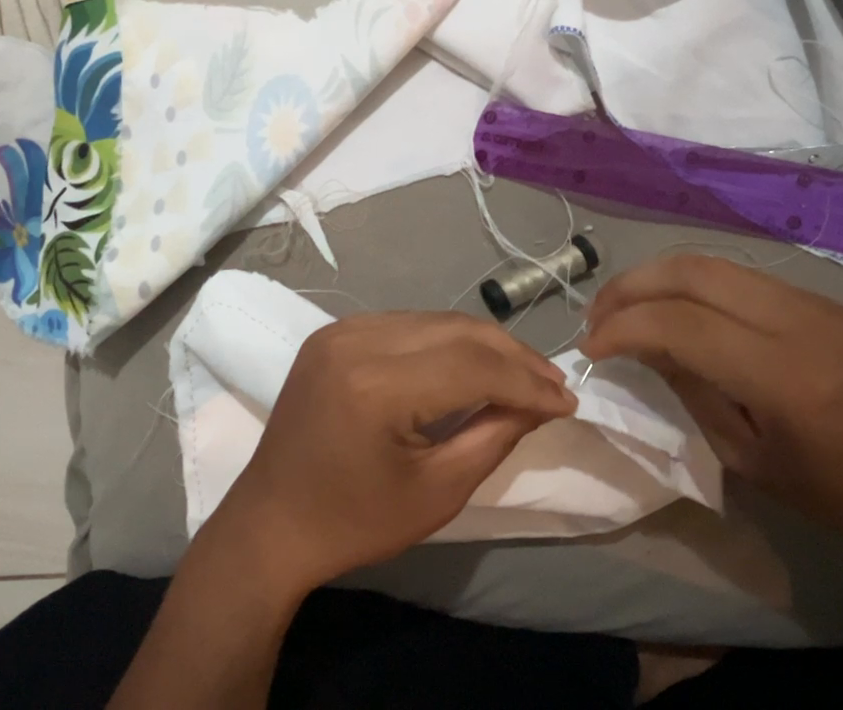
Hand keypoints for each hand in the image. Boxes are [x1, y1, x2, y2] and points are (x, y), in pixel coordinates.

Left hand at [212, 311, 577, 592]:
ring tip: (522, 375)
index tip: (569, 401)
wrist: (273, 522)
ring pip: (432, 320)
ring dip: (481, 344)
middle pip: (455, 330)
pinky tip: (470, 365)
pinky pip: (403, 325)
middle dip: (511, 355)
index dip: (527, 381)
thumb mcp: (438, 491)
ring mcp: (338, 332)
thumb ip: (495, 435)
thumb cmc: (355, 521)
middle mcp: (355, 341)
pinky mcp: (331, 334)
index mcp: (375, 385)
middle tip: (553, 384)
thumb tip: (542, 400)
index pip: (472, 365)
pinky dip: (443, 341)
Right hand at [582, 255, 842, 560]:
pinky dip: (694, 286)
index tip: (589, 348)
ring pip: (714, 264)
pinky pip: (741, 278)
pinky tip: (680, 313)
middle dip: (630, 286)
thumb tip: (646, 350)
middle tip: (597, 317)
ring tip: (628, 311)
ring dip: (659, 280)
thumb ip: (697, 397)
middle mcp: (798, 320)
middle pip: (690, 271)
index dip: (620, 328)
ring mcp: (815, 302)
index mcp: (784, 374)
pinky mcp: (824, 301)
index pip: (677, 323)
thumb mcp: (758, 464)